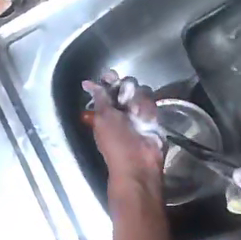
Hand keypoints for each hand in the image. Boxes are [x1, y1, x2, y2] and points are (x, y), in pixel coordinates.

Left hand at [82, 71, 163, 186]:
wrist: (138, 162)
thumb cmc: (115, 142)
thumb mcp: (102, 117)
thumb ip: (99, 97)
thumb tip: (86, 83)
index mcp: (106, 109)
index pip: (109, 86)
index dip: (110, 80)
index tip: (113, 77)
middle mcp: (122, 108)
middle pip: (127, 84)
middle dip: (126, 90)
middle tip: (125, 101)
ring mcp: (139, 112)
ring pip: (141, 91)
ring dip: (138, 102)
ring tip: (136, 115)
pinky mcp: (153, 116)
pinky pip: (152, 102)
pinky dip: (148, 110)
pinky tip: (146, 120)